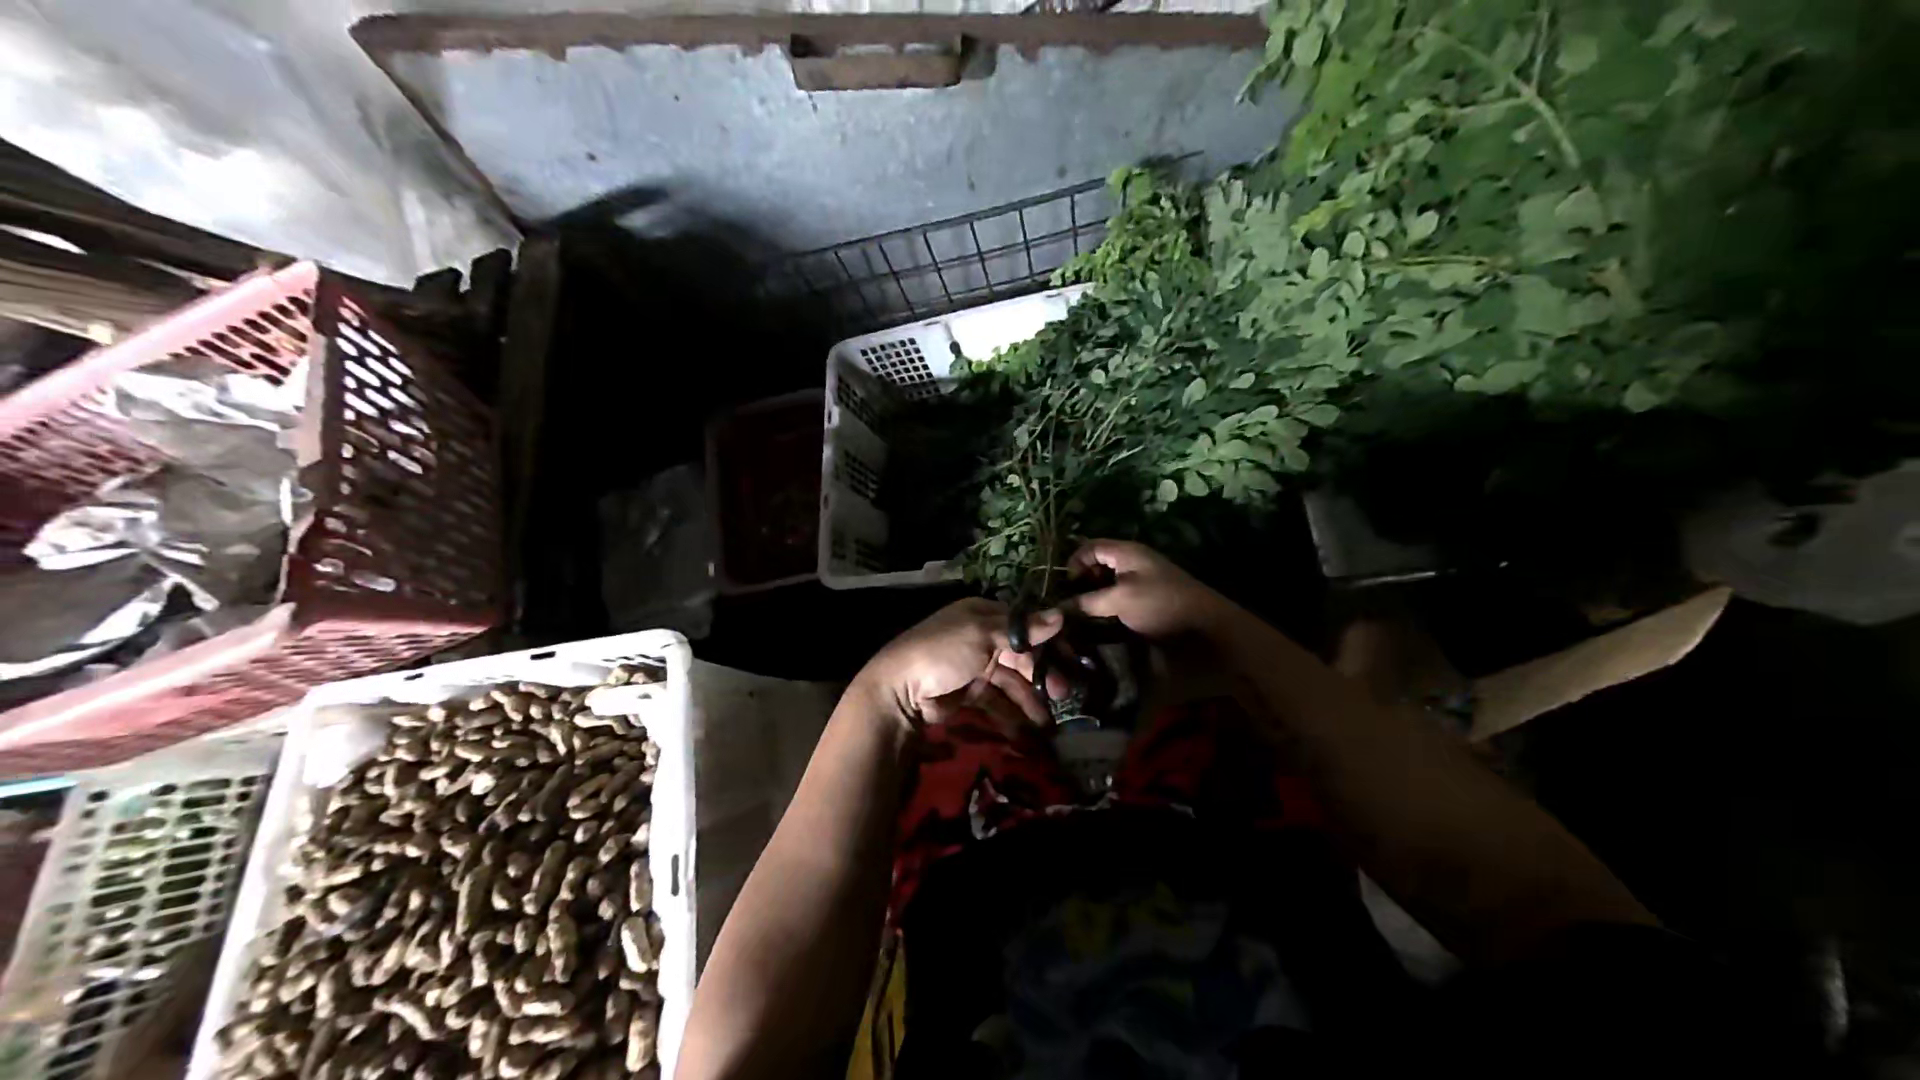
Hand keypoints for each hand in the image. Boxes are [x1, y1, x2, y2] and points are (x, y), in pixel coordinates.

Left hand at [852, 598, 1052, 733]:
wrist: (898, 690)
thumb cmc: (942, 652)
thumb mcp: (982, 634)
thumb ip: (1022, 630)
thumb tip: (1060, 616)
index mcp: (982, 614)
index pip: (1024, 624)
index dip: (1048, 641)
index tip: (1070, 660)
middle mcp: (980, 636)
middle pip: (1020, 654)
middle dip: (1041, 674)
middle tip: (1062, 694)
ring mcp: (973, 665)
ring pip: (1011, 680)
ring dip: (1029, 699)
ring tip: (1046, 721)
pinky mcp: (967, 692)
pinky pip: (996, 701)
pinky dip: (1011, 714)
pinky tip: (1026, 730)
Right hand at [1046, 540, 1238, 641]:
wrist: (1207, 629)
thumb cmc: (1162, 604)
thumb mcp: (1120, 599)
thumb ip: (1088, 602)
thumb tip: (1057, 609)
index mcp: (1126, 552)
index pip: (1089, 546)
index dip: (1073, 563)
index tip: (1066, 588)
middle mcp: (1132, 563)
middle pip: (1096, 566)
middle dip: (1080, 584)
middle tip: (1069, 607)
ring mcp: (1140, 583)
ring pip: (1105, 586)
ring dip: (1092, 600)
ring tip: (1080, 620)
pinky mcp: (1146, 603)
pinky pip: (1117, 601)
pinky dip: (1106, 610)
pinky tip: (1099, 626)